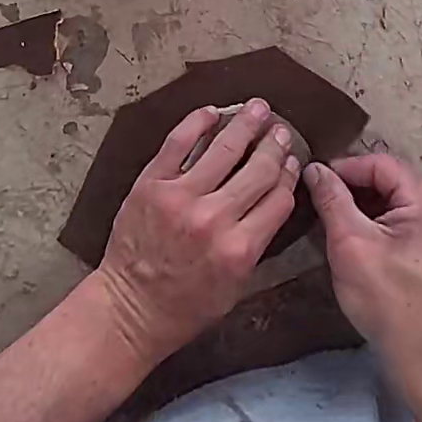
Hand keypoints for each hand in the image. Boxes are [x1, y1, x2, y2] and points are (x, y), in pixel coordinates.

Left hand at [92, 99, 300, 365]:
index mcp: (239, 248)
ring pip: (225, 148)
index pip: (279, 197)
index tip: (293, 161)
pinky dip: (198, 122)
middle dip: (276, 145)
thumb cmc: (185, 305)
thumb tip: (280, 193)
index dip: (290, 174)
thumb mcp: (237, 284)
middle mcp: (213, 219)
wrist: (127, 313)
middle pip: (260, 168)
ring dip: (247, 123)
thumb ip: (260, 239)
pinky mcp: (151, 185)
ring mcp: (181, 198)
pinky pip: (178, 142)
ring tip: (259, 108)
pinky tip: (213, 112)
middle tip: (282, 130)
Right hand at [304, 155, 421, 368]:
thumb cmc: (388, 305)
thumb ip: (332, 201)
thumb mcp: (351, 246)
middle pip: (394, 181)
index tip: (317, 178)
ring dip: (369, 205)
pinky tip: (361, 235)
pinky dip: (385, 222)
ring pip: (401, 200)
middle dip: (357, 188)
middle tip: (323, 199)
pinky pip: (411, 219)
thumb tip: (315, 169)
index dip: (347, 168)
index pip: (383, 165)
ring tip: (337, 217)